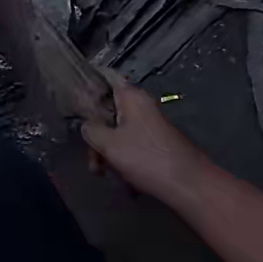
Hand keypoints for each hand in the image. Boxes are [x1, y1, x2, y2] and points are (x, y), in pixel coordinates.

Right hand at [81, 71, 208, 199]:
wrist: (189, 185)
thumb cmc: (147, 158)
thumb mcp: (109, 144)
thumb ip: (91, 130)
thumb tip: (86, 124)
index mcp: (131, 97)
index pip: (105, 75)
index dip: (88, 82)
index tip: (73, 96)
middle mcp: (141, 106)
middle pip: (108, 110)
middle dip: (96, 134)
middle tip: (93, 160)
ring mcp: (149, 125)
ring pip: (118, 131)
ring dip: (107, 151)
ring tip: (104, 174)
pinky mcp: (155, 143)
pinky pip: (131, 144)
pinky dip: (123, 158)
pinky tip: (122, 180)